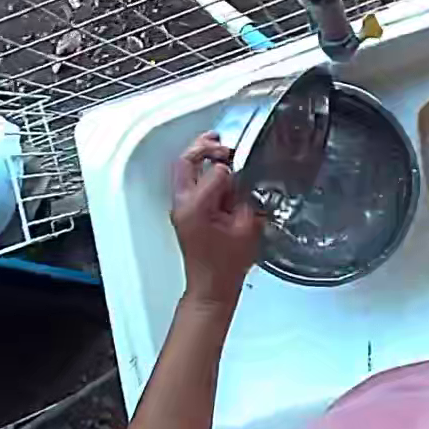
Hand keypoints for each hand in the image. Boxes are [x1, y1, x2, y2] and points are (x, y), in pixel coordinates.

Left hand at [170, 133, 262, 309]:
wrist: (211, 289)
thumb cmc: (227, 265)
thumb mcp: (247, 227)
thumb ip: (245, 198)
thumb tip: (243, 179)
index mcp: (196, 205)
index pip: (215, 170)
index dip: (232, 166)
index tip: (243, 166)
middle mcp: (183, 204)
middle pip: (186, 162)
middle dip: (203, 146)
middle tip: (220, 139)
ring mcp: (181, 209)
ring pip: (185, 171)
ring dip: (201, 157)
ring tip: (218, 147)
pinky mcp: (185, 214)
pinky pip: (190, 183)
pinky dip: (203, 172)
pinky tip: (220, 172)